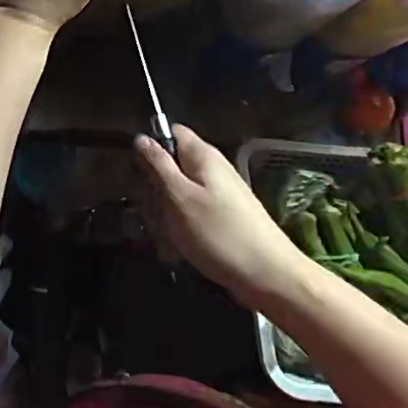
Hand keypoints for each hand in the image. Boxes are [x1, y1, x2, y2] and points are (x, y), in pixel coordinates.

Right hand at [134, 125, 305, 303]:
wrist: (269, 275)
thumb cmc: (219, 233)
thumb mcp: (179, 197)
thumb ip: (158, 166)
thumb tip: (141, 138)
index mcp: (204, 156)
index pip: (172, 132)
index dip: (151, 145)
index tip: (138, 168)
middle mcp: (215, 169)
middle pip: (175, 164)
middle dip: (156, 182)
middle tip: (150, 205)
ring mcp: (223, 193)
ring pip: (181, 190)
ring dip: (167, 208)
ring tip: (165, 229)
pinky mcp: (226, 216)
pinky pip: (194, 210)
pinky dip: (183, 223)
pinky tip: (182, 242)